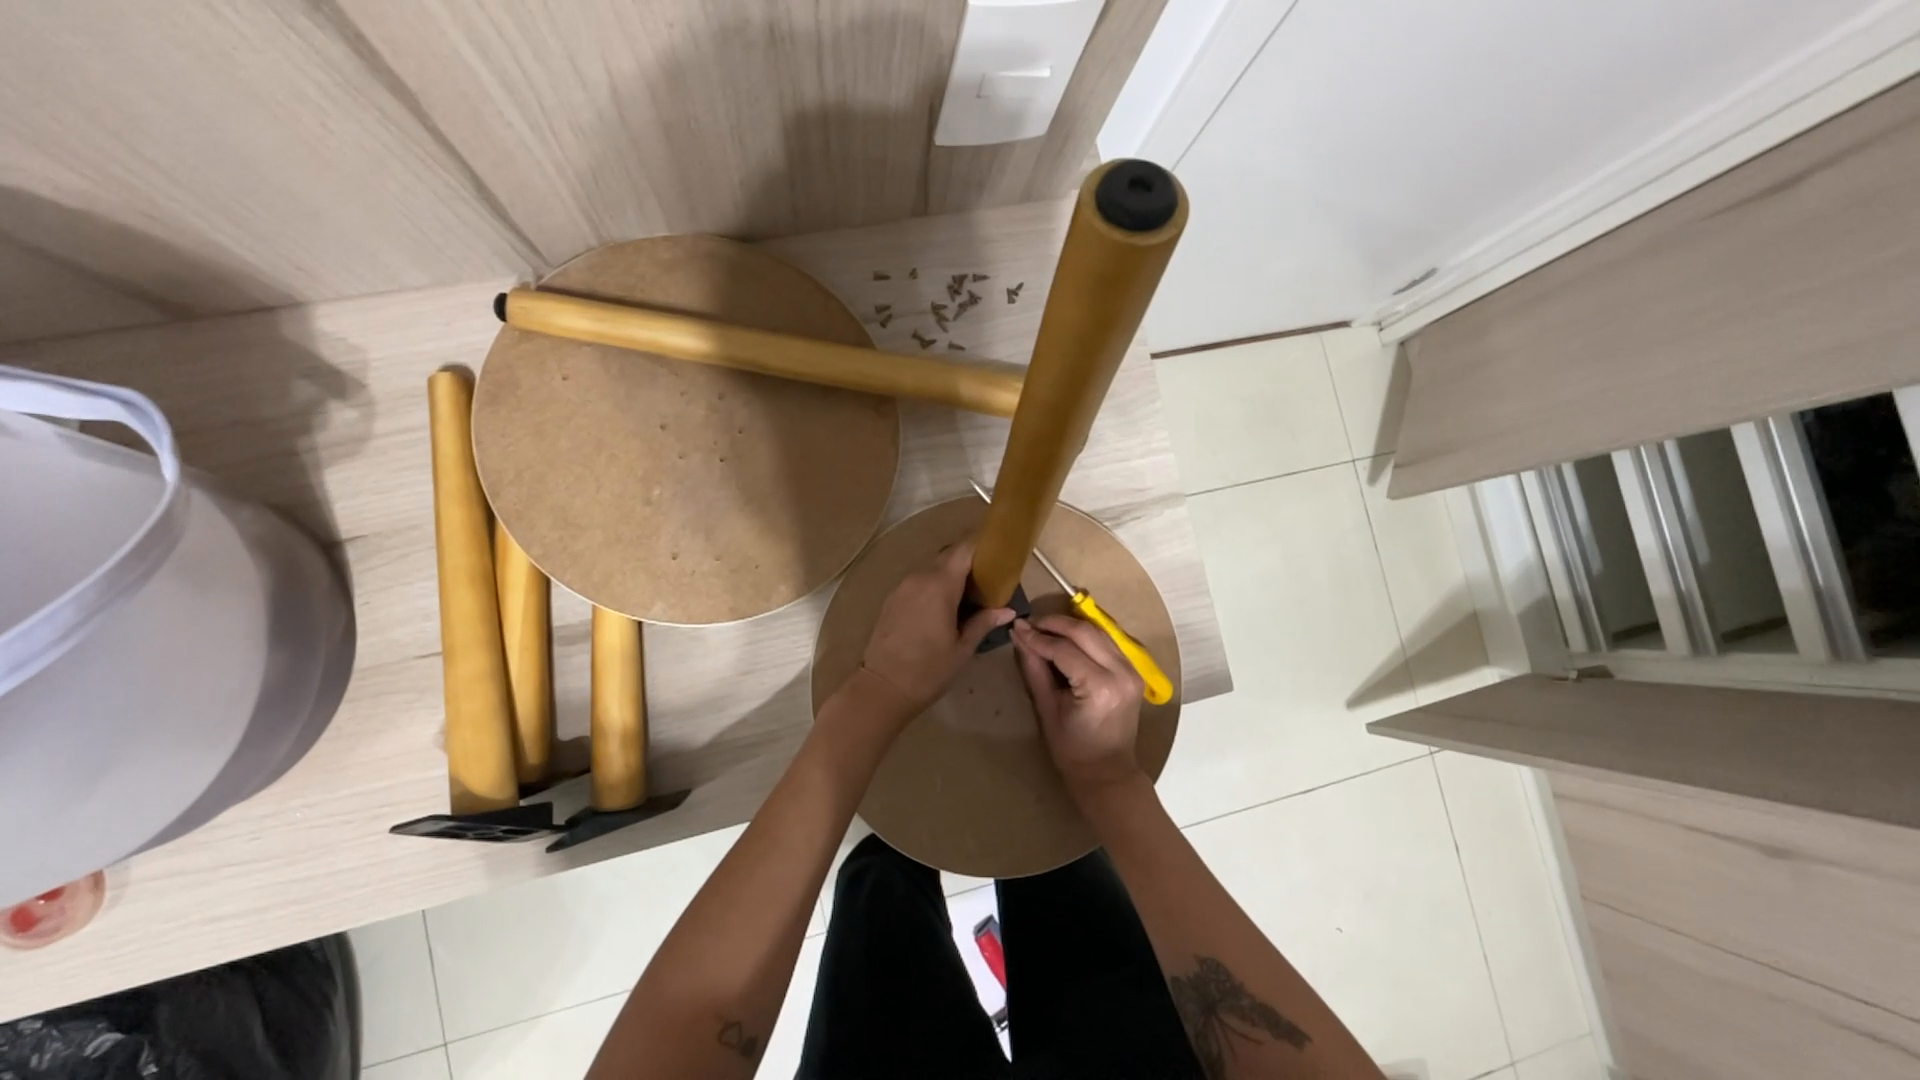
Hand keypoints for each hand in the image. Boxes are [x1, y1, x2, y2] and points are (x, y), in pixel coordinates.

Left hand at [859, 541, 1014, 717]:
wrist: (882, 688)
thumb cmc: (928, 670)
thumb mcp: (962, 648)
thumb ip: (983, 623)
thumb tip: (1008, 611)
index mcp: (940, 586)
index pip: (964, 550)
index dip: (982, 545)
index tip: (998, 551)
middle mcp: (919, 578)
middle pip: (948, 556)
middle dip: (969, 561)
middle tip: (989, 577)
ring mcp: (902, 587)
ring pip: (932, 569)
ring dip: (951, 575)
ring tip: (969, 594)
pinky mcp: (892, 599)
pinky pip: (919, 582)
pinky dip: (934, 586)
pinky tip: (944, 606)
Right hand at [1012, 614, 1145, 793]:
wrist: (1106, 771)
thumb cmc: (1072, 750)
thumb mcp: (1046, 709)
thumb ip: (1034, 669)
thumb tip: (1020, 636)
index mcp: (1099, 687)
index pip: (1065, 650)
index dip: (1039, 637)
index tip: (1018, 626)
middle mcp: (1121, 673)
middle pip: (1085, 632)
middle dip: (1055, 623)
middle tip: (1030, 622)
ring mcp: (1132, 671)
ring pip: (1099, 631)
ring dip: (1071, 626)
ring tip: (1045, 626)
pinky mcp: (1134, 672)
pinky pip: (1108, 642)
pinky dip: (1086, 635)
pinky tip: (1067, 636)